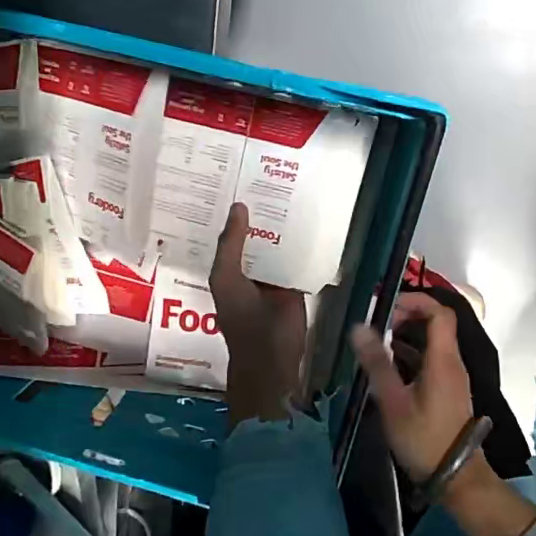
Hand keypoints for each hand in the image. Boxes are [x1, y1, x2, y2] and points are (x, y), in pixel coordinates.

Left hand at [211, 203, 307, 422]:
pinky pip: (297, 259)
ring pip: (277, 246)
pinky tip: (309, 220)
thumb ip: (231, 244)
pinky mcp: (295, 284)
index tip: (237, 182)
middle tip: (269, 178)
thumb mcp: (227, 277)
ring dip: (282, 227)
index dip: (231, 215)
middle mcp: (249, 270)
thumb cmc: (242, 319)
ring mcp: (273, 278)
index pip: (229, 236)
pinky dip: (301, 245)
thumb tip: (238, 206)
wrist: (272, 357)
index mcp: (227, 270)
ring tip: (290, 191)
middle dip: (259, 216)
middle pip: (255, 237)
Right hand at [351, 293, 535, 535]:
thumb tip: (359, 327)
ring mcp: (450, 377)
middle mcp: (451, 363)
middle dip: (405, 316)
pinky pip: (428, 360)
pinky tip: (386, 367)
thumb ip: (377, 364)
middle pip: (435, 324)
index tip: (385, 306)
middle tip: (375, 325)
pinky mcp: (446, 391)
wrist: (457, 478)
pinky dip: (408, 354)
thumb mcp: (394, 402)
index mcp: (443, 360)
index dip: (414, 301)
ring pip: (430, 343)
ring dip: (404, 336)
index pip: (439, 313)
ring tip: (374, 344)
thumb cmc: (425, 440)